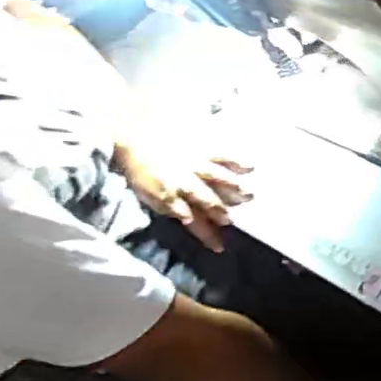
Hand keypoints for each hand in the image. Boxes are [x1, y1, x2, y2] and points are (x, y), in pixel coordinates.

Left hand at [113, 141, 252, 252]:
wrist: (129, 133)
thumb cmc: (140, 167)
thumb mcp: (147, 192)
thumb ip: (168, 206)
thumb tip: (188, 218)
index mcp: (171, 194)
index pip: (192, 219)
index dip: (206, 234)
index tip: (220, 247)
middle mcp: (186, 181)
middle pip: (206, 199)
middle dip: (218, 211)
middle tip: (230, 221)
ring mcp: (196, 164)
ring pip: (217, 178)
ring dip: (233, 188)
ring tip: (249, 196)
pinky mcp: (203, 149)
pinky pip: (223, 155)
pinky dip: (237, 161)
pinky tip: (251, 167)